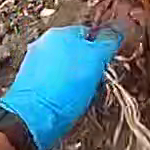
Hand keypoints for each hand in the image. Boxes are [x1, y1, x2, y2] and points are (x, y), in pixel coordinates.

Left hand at [0, 25, 122, 149]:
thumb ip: (108, 42)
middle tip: (95, 82)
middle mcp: (44, 45)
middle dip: (89, 67)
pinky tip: (68, 104)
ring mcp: (35, 65)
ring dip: (77, 81)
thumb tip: (117, 29)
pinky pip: (55, 85)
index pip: (90, 34)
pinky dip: (63, 93)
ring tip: (81, 96)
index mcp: (60, 33)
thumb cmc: (62, 90)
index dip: (102, 50)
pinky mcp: (31, 85)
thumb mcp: (95, 60)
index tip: (106, 64)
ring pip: (67, 70)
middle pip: (78, 51)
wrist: (32, 119)